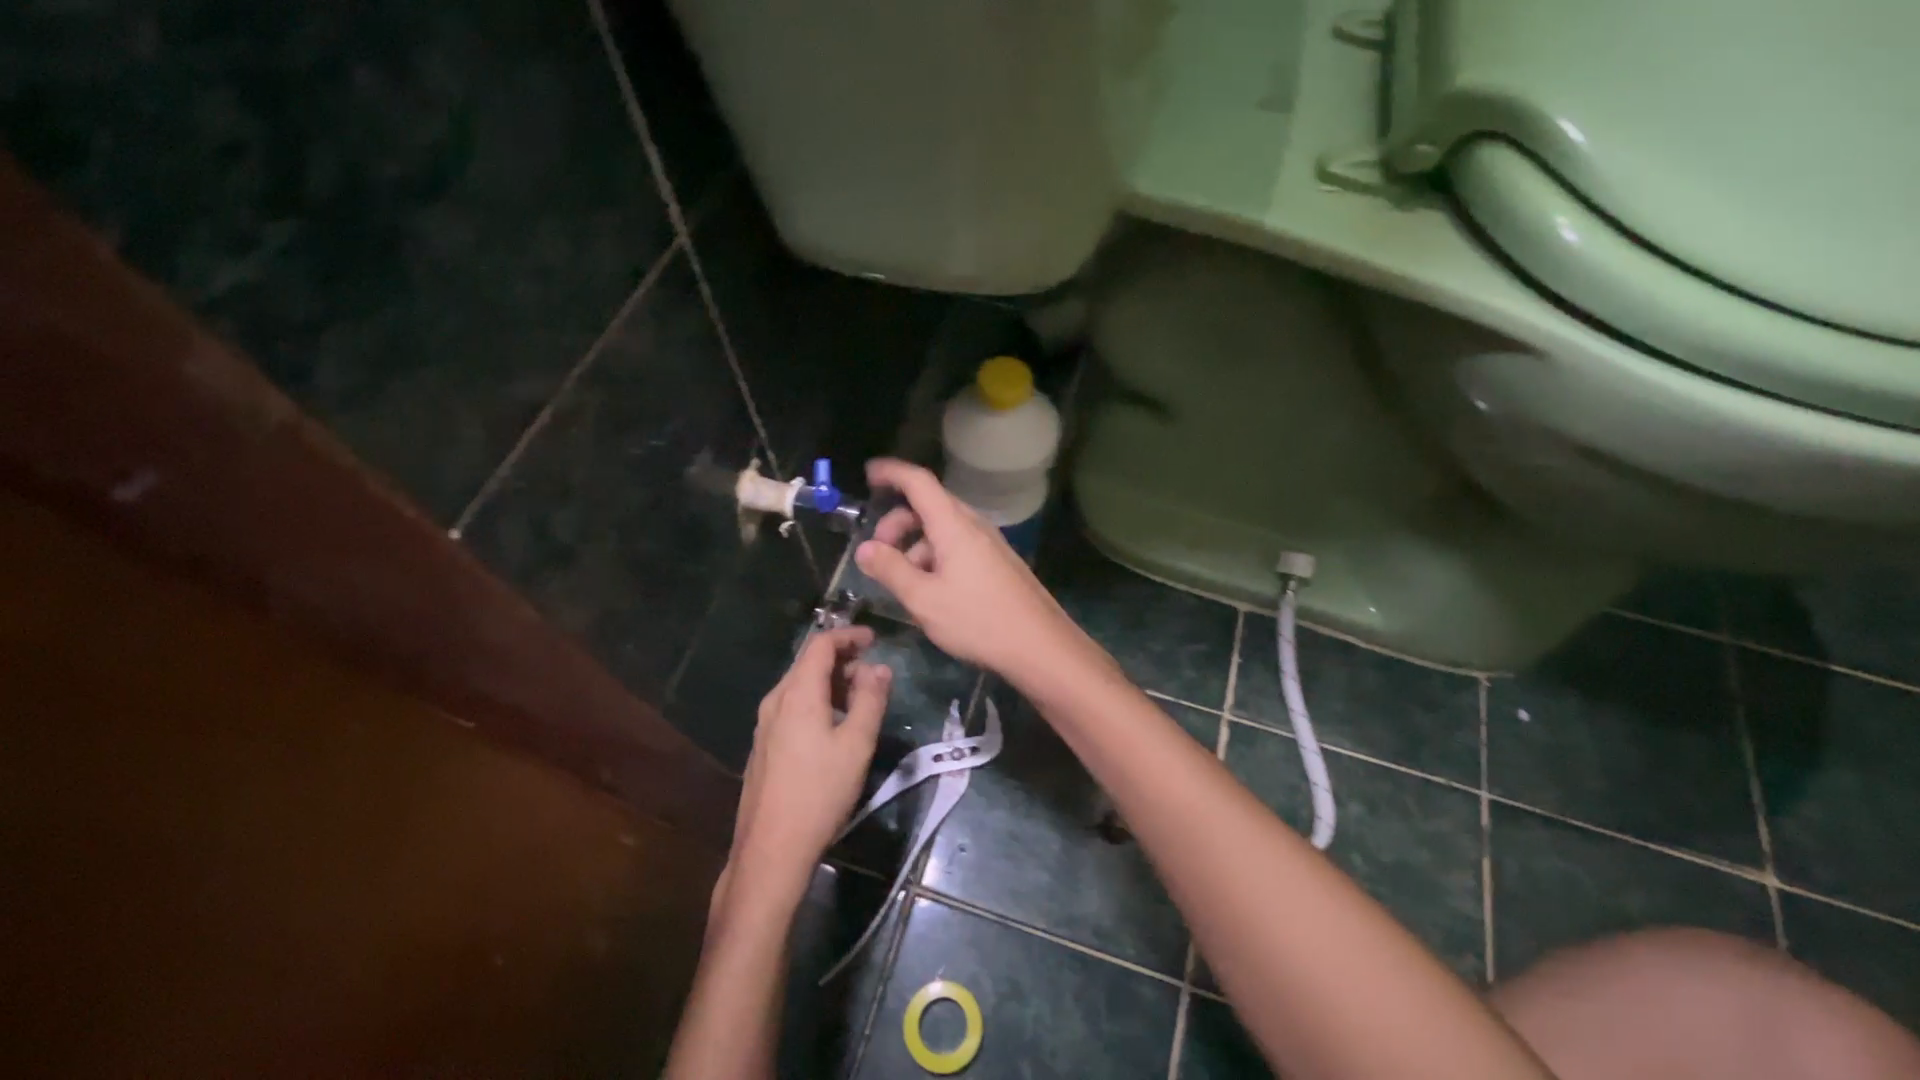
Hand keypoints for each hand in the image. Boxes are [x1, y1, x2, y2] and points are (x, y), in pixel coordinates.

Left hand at [720, 625, 891, 911]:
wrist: (772, 846)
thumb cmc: (820, 792)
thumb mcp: (857, 744)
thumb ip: (870, 700)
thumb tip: (880, 668)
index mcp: (797, 694)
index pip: (820, 645)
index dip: (848, 636)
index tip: (874, 639)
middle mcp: (775, 701)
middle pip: (808, 664)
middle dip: (842, 660)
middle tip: (874, 673)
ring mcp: (765, 725)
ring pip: (800, 687)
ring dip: (831, 683)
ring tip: (860, 698)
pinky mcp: (765, 747)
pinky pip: (792, 708)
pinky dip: (817, 702)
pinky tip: (835, 725)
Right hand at [854, 458, 1087, 681]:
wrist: (1040, 646)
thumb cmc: (978, 620)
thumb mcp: (924, 599)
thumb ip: (891, 570)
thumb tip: (864, 548)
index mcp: (953, 526)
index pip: (919, 482)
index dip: (891, 472)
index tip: (868, 474)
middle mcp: (973, 526)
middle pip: (929, 506)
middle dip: (897, 522)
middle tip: (878, 552)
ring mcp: (989, 545)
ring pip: (943, 530)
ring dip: (916, 545)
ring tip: (903, 582)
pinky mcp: (998, 564)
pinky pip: (958, 547)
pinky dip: (936, 557)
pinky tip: (930, 592)